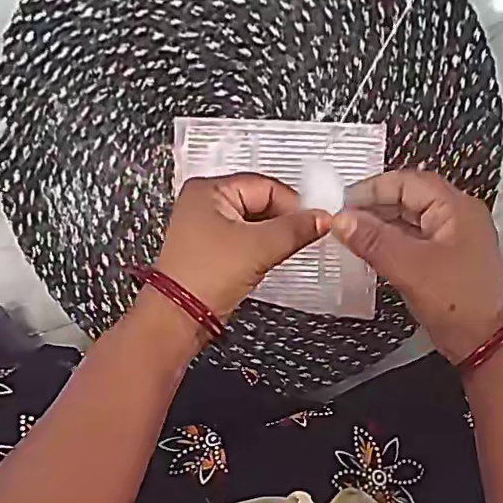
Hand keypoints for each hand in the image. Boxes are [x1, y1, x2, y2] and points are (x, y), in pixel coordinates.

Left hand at [153, 174, 331, 317]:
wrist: (181, 316)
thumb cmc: (204, 276)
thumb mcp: (259, 247)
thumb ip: (295, 229)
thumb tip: (321, 218)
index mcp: (209, 190)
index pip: (266, 186)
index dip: (293, 204)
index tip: (313, 222)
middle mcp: (205, 204)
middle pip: (260, 203)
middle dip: (284, 221)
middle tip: (303, 237)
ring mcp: (207, 228)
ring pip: (255, 223)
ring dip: (273, 236)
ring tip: (284, 250)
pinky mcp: (212, 250)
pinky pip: (246, 240)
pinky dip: (262, 248)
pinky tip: (269, 260)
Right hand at [332, 170, 502, 362]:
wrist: (484, 344)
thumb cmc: (459, 303)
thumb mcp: (410, 267)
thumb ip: (373, 240)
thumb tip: (342, 220)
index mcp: (456, 208)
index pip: (407, 182)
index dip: (372, 189)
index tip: (343, 203)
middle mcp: (457, 218)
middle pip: (408, 199)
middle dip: (374, 206)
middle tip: (343, 219)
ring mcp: (452, 240)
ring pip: (409, 221)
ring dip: (380, 226)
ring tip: (351, 235)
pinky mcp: (445, 262)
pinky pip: (413, 242)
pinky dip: (390, 243)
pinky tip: (370, 252)